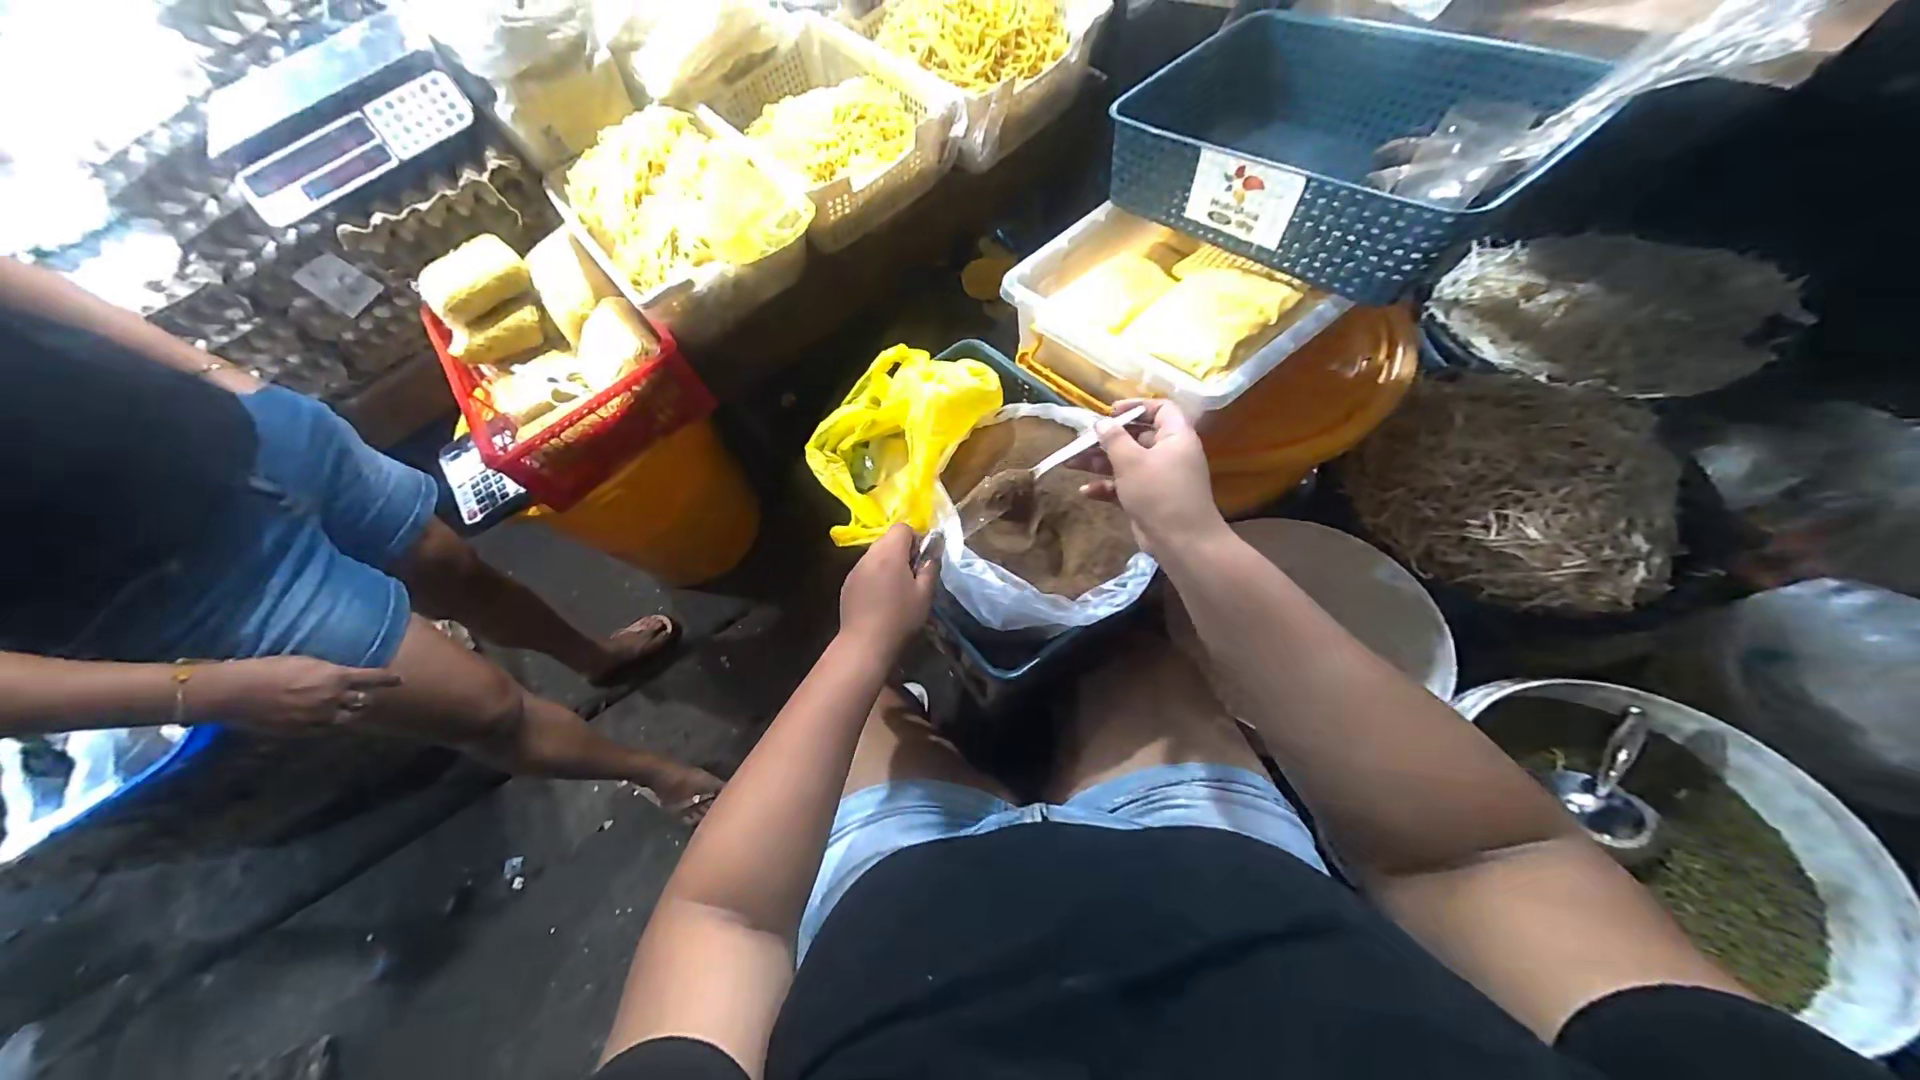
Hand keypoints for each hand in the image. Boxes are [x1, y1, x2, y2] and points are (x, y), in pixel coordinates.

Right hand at [192, 656, 402, 732]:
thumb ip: (329, 671)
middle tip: (366, 695)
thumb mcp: (306, 662)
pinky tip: (327, 721)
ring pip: (346, 717)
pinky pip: (324, 729)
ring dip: (350, 712)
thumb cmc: (266, 669)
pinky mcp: (300, 730)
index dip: (388, 679)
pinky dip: (329, 724)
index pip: (373, 678)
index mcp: (337, 677)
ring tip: (349, 709)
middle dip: (366, 698)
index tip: (400, 680)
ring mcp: (317, 716)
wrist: (232, 692)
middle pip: (362, 701)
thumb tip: (341, 675)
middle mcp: (333, 698)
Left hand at [839, 524, 936, 652]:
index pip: (902, 527)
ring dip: (888, 563)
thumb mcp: (924, 594)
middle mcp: (869, 556)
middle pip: (887, 540)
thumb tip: (934, 550)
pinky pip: (865, 570)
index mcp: (889, 554)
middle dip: (902, 550)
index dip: (916, 538)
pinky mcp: (847, 584)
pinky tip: (881, 599)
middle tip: (913, 575)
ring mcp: (854, 570)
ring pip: (875, 555)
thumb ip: (930, 567)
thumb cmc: (900, 618)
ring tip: (897, 589)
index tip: (922, 559)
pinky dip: (875, 575)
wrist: (865, 644)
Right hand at [1079, 399, 1226, 556]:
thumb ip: (1113, 439)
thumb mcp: (1131, 461)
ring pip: (1126, 462)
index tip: (1109, 413)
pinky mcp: (1148, 499)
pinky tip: (1086, 492)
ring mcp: (1159, 478)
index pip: (1161, 409)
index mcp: (1175, 436)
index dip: (1136, 407)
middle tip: (1081, 441)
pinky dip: (1107, 487)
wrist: (1181, 542)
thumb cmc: (1158, 492)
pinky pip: (1125, 486)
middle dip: (1107, 439)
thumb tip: (1101, 423)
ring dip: (1099, 462)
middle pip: (1137, 436)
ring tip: (1072, 463)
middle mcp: (1169, 453)